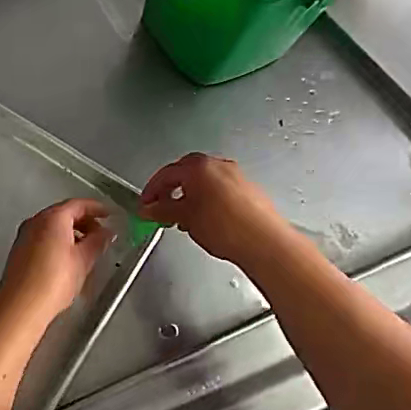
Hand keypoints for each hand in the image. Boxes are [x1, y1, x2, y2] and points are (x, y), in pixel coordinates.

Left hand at [0, 199, 113, 323]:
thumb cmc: (52, 281)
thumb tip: (104, 234)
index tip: (108, 213)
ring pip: (52, 226)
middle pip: (63, 213)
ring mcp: (24, 236)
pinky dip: (58, 241)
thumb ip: (97, 242)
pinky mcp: (19, 251)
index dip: (96, 208)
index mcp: (51, 218)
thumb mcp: (84, 260)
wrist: (22, 305)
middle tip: (101, 232)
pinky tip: (69, 257)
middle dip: (84, 220)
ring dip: (71, 232)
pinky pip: (42, 237)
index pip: (77, 204)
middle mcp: (34, 223)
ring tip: (88, 247)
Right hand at [138, 153, 293, 266]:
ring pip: (204, 181)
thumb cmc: (228, 226)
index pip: (166, 174)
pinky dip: (207, 200)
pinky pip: (220, 190)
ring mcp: (237, 177)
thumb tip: (150, 209)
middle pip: (185, 172)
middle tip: (160, 205)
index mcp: (199, 167)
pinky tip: (204, 219)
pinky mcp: (249, 191)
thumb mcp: (182, 217)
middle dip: (170, 189)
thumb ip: (160, 210)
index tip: (146, 203)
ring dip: (188, 195)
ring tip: (182, 216)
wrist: (264, 243)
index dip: (151, 190)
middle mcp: (219, 166)